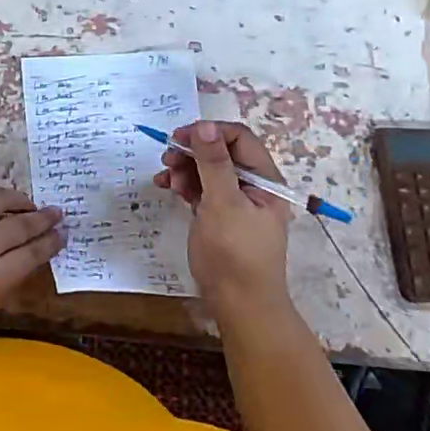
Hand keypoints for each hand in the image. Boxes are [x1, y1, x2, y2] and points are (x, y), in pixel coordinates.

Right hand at [155, 121, 293, 315]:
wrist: (239, 305)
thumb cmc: (235, 252)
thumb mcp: (223, 203)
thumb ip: (214, 163)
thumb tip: (204, 125)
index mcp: (264, 179)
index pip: (238, 138)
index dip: (209, 133)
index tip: (180, 138)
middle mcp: (252, 185)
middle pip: (220, 152)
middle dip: (192, 151)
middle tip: (167, 158)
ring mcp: (235, 201)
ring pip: (207, 170)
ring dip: (184, 168)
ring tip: (165, 178)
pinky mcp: (219, 216)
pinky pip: (201, 189)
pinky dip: (184, 185)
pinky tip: (167, 188)